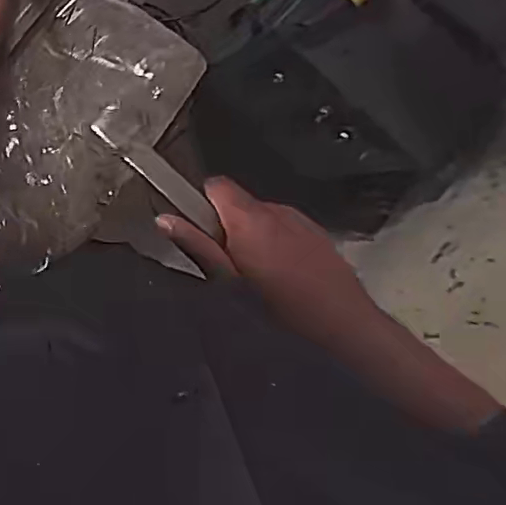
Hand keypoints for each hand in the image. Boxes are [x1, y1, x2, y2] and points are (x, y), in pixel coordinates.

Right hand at [157, 177, 379, 345]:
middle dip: (226, 223)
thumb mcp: (227, 279)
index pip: (216, 184)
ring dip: (252, 233)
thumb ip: (195, 244)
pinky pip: (283, 225)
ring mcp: (298, 218)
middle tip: (228, 259)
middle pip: (237, 201)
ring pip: (260, 215)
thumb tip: (164, 219)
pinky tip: (282, 271)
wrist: (341, 320)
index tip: (200, 227)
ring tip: (257, 270)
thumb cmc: (278, 304)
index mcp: (247, 218)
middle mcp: (273, 209)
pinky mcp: (316, 231)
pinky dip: (275, 240)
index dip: (202, 201)